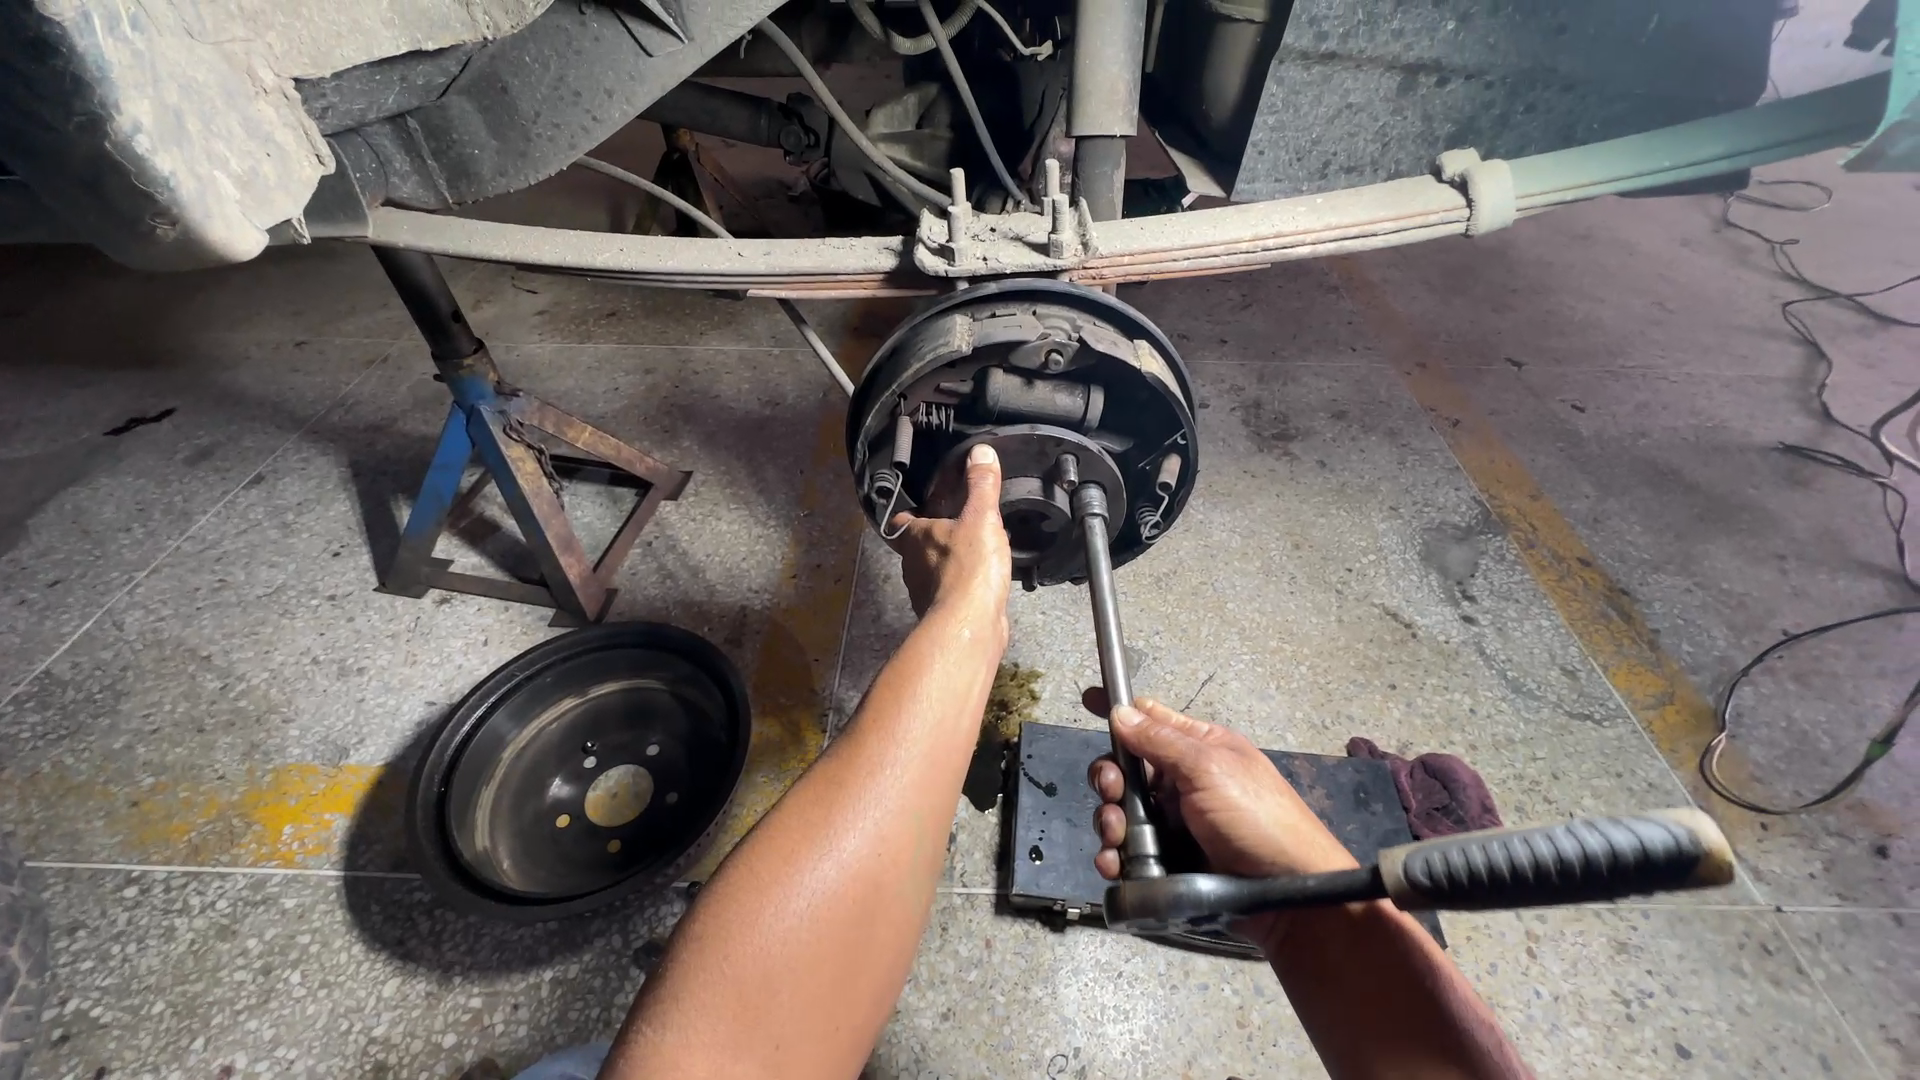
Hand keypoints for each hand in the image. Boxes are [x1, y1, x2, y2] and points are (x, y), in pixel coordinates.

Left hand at [886, 443, 1011, 632]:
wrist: (970, 626)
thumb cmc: (969, 568)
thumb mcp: (981, 518)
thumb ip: (982, 485)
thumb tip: (981, 451)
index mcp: (914, 538)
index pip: (901, 521)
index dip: (910, 513)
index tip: (924, 506)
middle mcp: (912, 565)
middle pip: (917, 546)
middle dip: (934, 537)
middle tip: (958, 525)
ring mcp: (924, 592)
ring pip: (932, 571)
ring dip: (948, 562)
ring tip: (973, 552)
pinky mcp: (941, 613)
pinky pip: (949, 593)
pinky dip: (960, 586)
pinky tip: (980, 582)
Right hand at [1084, 691, 1356, 882]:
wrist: (1290, 900)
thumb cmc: (1256, 819)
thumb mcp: (1209, 768)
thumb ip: (1159, 740)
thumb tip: (1120, 712)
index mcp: (1198, 748)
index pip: (1151, 718)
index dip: (1120, 712)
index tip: (1087, 702)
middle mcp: (1182, 782)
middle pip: (1125, 769)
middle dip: (1109, 779)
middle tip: (1113, 793)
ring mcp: (1174, 824)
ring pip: (1121, 812)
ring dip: (1109, 822)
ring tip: (1117, 838)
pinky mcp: (1168, 862)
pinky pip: (1128, 853)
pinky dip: (1115, 857)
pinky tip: (1114, 865)